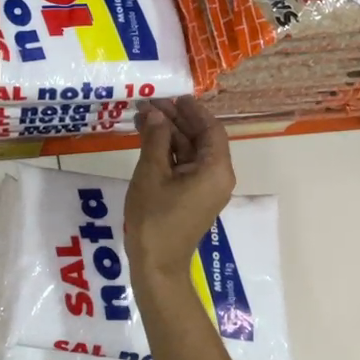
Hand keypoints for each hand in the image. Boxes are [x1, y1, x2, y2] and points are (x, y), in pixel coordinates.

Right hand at [125, 97, 235, 281]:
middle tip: (150, 103)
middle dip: (176, 119)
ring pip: (189, 151)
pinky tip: (146, 138)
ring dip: (168, 133)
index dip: (193, 110)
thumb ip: (156, 139)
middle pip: (200, 138)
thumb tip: (156, 114)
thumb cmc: (155, 217)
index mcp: (215, 170)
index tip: (174, 96)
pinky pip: (183, 165)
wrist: (156, 264)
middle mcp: (216, 176)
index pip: (211, 129)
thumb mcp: (151, 173)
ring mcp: (204, 188)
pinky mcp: (191, 196)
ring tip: (142, 116)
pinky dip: (167, 150)